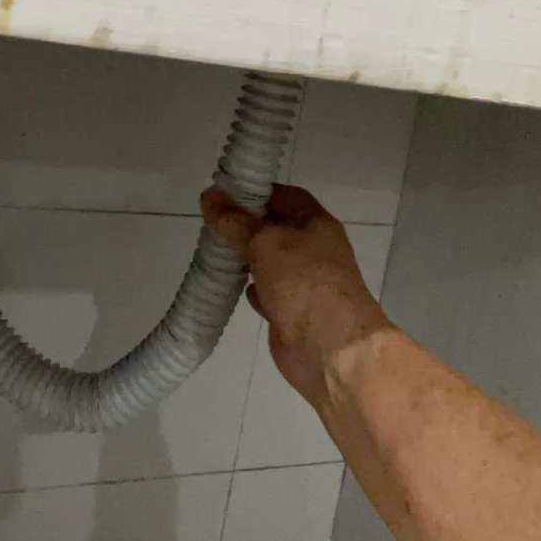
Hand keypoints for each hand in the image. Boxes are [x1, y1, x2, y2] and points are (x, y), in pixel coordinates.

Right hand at [200, 184, 393, 409]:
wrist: (331, 349)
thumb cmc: (303, 281)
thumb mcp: (265, 241)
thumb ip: (235, 220)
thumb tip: (209, 194)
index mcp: (316, 223)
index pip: (285, 196)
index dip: (256, 191)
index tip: (224, 193)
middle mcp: (313, 249)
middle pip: (275, 228)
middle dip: (245, 225)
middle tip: (212, 223)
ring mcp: (304, 282)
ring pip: (270, 261)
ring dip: (246, 257)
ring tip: (215, 250)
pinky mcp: (292, 311)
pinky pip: (268, 291)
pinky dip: (253, 289)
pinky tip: (234, 287)